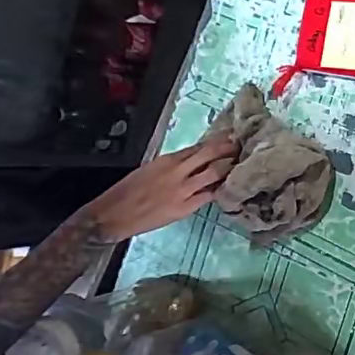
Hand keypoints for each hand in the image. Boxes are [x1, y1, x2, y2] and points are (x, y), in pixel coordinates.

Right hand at [82, 136, 238, 240]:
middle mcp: (177, 171)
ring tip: (241, 165)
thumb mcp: (149, 169)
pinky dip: (221, 190)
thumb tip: (193, 162)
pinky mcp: (185, 207)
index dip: (216, 143)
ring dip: (229, 168)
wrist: (113, 215)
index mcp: (167, 160)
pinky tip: (231, 188)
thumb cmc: (128, 191)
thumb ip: (172, 165)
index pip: (198, 147)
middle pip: (209, 155)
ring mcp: (183, 189)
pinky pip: (209, 196)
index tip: (230, 139)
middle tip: (242, 147)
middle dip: (227, 150)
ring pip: (213, 174)